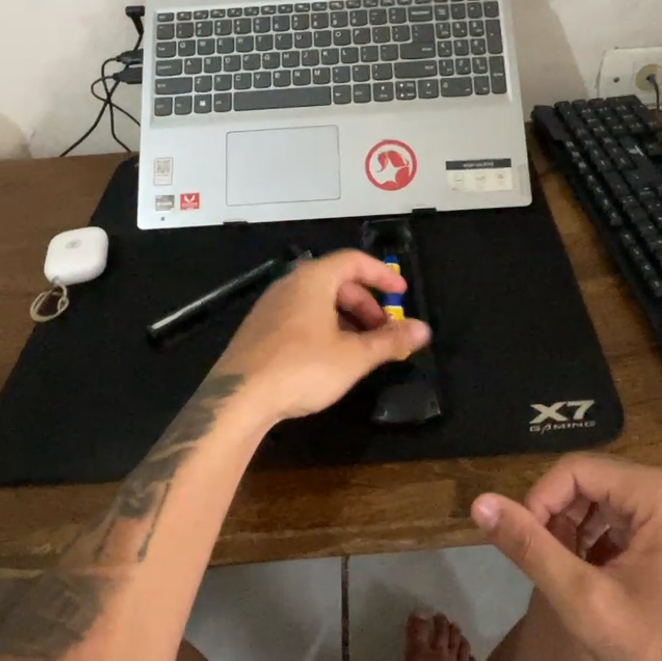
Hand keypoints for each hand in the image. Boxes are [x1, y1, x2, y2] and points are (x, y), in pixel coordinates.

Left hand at [213, 250, 431, 425]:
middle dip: (366, 304)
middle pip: (337, 281)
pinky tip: (331, 357)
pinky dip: (324, 326)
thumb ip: (390, 341)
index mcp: (313, 279)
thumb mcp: (353, 357)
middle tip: (385, 331)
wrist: (237, 399)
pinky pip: (300, 315)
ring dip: (346, 318)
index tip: (401, 293)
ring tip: (362, 348)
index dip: (382, 274)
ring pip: (318, 301)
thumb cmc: (301, 368)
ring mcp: (270, 306)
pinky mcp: (259, 328)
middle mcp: (290, 284)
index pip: (353, 261)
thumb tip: (424, 330)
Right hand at [472, 455, 661, 660]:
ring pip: (610, 505)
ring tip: (566, 576)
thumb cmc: (659, 653)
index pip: (576, 469)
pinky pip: (632, 526)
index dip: (540, 501)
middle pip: (594, 484)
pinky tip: (595, 583)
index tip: (524, 544)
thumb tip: (480, 503)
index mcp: (659, 492)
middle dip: (560, 520)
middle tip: (544, 565)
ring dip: (579, 535)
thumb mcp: (584, 599)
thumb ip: (530, 547)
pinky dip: (604, 547)